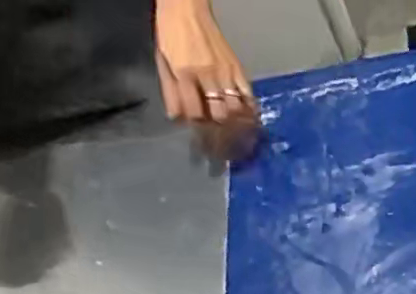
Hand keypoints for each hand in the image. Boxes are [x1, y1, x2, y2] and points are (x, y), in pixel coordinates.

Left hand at [154, 0, 261, 160]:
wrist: (186, 5)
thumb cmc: (171, 33)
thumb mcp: (163, 62)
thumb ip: (170, 93)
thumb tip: (177, 121)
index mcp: (185, 73)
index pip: (194, 114)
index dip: (198, 135)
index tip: (203, 153)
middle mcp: (207, 75)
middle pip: (218, 116)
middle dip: (220, 139)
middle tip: (222, 157)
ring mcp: (225, 71)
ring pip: (235, 109)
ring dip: (237, 131)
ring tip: (238, 147)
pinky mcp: (237, 67)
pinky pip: (248, 94)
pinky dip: (251, 113)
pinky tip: (252, 126)